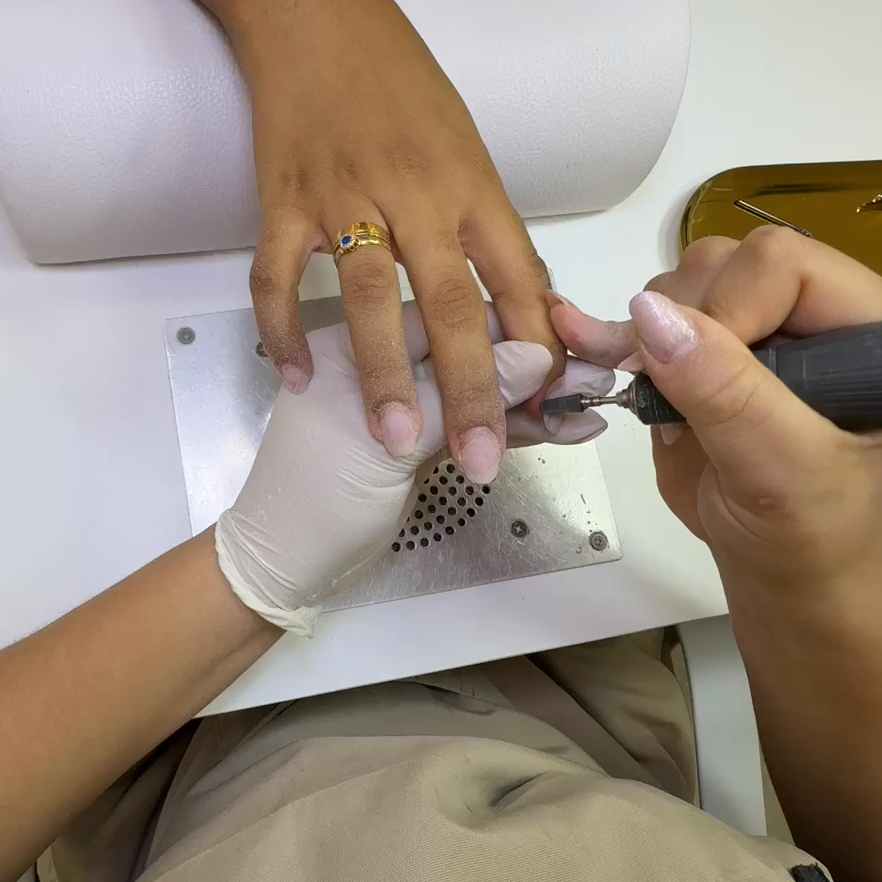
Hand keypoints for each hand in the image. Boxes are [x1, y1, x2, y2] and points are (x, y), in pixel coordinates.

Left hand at [218, 301, 609, 634]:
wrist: (287, 564)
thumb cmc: (318, 495)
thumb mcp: (386, 444)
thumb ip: (458, 399)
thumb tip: (534, 356)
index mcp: (355, 341)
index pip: (439, 317)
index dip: (504, 328)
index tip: (564, 338)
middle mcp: (382, 363)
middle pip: (468, 352)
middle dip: (532, 367)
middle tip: (594, 374)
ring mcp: (405, 405)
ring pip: (477, 392)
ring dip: (533, 403)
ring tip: (592, 405)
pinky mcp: (422, 442)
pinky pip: (473, 427)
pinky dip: (515, 432)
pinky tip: (565, 428)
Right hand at [229, 0, 560, 486]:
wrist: (314, 13)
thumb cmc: (399, 80)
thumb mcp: (465, 147)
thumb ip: (485, 227)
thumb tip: (517, 304)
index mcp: (470, 184)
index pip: (517, 280)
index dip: (536, 351)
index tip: (544, 412)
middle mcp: (415, 195)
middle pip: (451, 304)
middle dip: (469, 390)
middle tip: (477, 458)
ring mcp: (343, 197)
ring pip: (367, 298)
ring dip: (382, 374)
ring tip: (391, 440)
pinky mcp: (281, 198)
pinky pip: (275, 276)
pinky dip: (280, 330)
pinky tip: (295, 378)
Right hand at [550, 227, 881, 589]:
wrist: (773, 562)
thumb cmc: (802, 527)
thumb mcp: (777, 467)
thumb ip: (723, 391)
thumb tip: (649, 314)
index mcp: (867, 324)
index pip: (780, 265)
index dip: (728, 310)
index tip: (703, 384)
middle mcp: (810, 311)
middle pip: (723, 263)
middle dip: (680, 322)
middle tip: (668, 390)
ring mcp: (753, 328)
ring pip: (680, 283)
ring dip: (644, 333)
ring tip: (648, 391)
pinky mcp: (703, 351)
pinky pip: (649, 316)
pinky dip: (611, 335)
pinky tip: (586, 343)